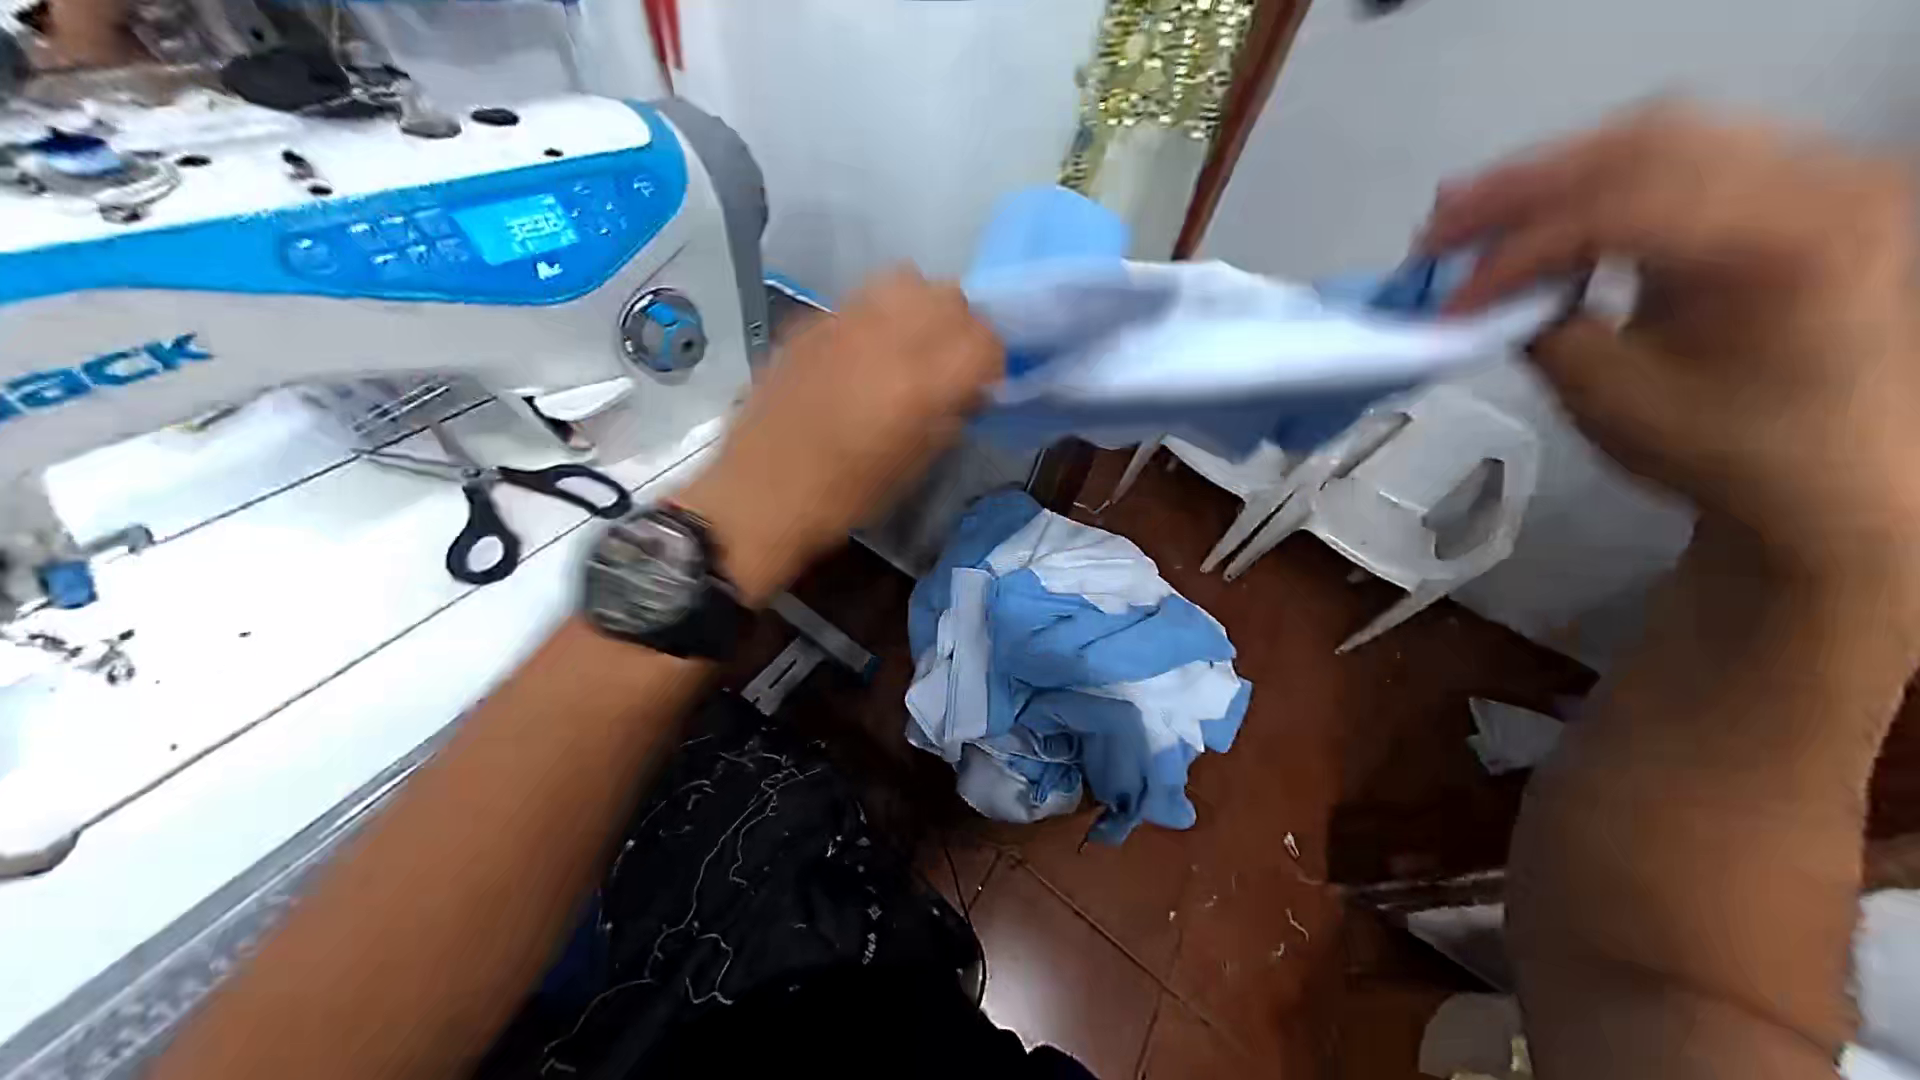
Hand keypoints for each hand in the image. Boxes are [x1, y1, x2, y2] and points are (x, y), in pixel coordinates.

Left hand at [676, 268, 1003, 602]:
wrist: (760, 495)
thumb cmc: (845, 497)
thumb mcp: (913, 466)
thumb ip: (949, 416)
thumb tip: (967, 390)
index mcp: (919, 384)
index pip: (984, 339)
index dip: (993, 361)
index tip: (984, 384)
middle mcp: (887, 338)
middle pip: (950, 296)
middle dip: (963, 327)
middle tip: (953, 361)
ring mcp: (844, 323)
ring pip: (907, 280)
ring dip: (923, 308)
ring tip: (913, 343)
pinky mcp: (810, 324)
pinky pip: (862, 297)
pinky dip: (882, 313)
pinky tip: (869, 348)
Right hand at [1425, 103, 1919, 593]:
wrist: (1827, 467)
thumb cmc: (1717, 444)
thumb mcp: (1607, 394)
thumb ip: (1540, 327)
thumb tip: (1479, 295)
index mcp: (1780, 243)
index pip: (1617, 213)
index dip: (1514, 256)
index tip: (1447, 306)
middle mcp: (1816, 180)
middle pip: (1638, 146)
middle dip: (1518, 189)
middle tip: (1435, 231)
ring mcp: (1812, 174)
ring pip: (1653, 137)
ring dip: (1547, 176)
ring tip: (1469, 212)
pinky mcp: (1787, 189)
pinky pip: (1677, 156)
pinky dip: (1591, 180)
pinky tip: (1540, 212)